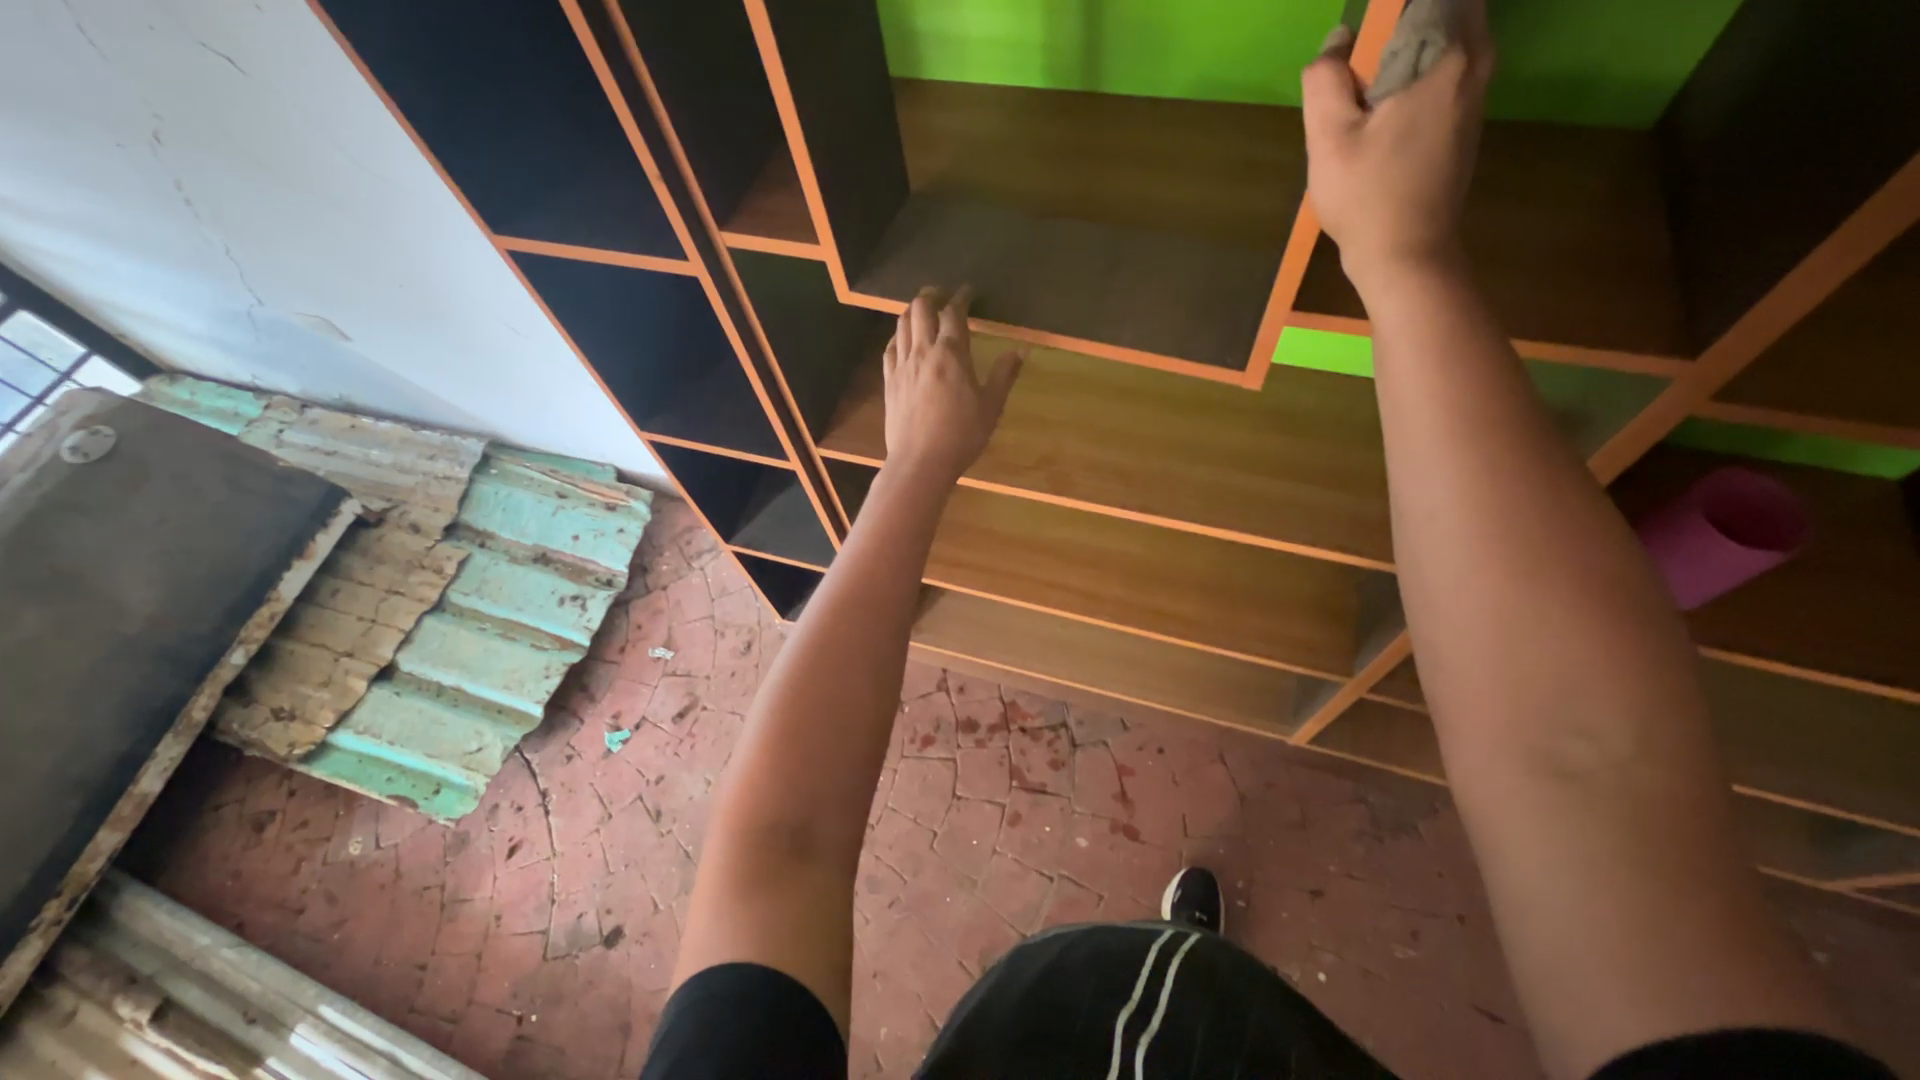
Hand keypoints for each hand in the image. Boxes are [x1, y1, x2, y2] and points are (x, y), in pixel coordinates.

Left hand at [883, 286, 1021, 484]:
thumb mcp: (991, 406)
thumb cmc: (961, 435)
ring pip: (902, 323)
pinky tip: (903, 339)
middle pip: (921, 308)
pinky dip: (898, 335)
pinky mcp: (889, 381)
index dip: (961, 298)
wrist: (920, 461)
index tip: (968, 292)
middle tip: (943, 295)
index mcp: (951, 354)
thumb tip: (1020, 349)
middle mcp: (923, 351)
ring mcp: (902, 365)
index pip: (954, 313)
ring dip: (913, 310)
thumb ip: (1003, 374)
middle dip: (932, 295)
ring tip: (923, 310)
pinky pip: (890, 347)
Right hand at [1301, 5, 1493, 290]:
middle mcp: (1473, 64)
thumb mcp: (1328, 138)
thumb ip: (1325, 80)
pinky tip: (1388, 88)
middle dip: (1409, 16)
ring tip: (1372, 63)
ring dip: (1416, 35)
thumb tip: (1339, 40)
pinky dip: (1426, 59)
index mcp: (1443, 57)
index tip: (1363, 31)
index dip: (1389, 11)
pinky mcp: (1469, 118)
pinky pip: (1454, 62)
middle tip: (1365, 47)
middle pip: (1450, 7)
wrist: (1408, 254)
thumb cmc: (1366, 197)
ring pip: (1455, 32)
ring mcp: (1477, 93)